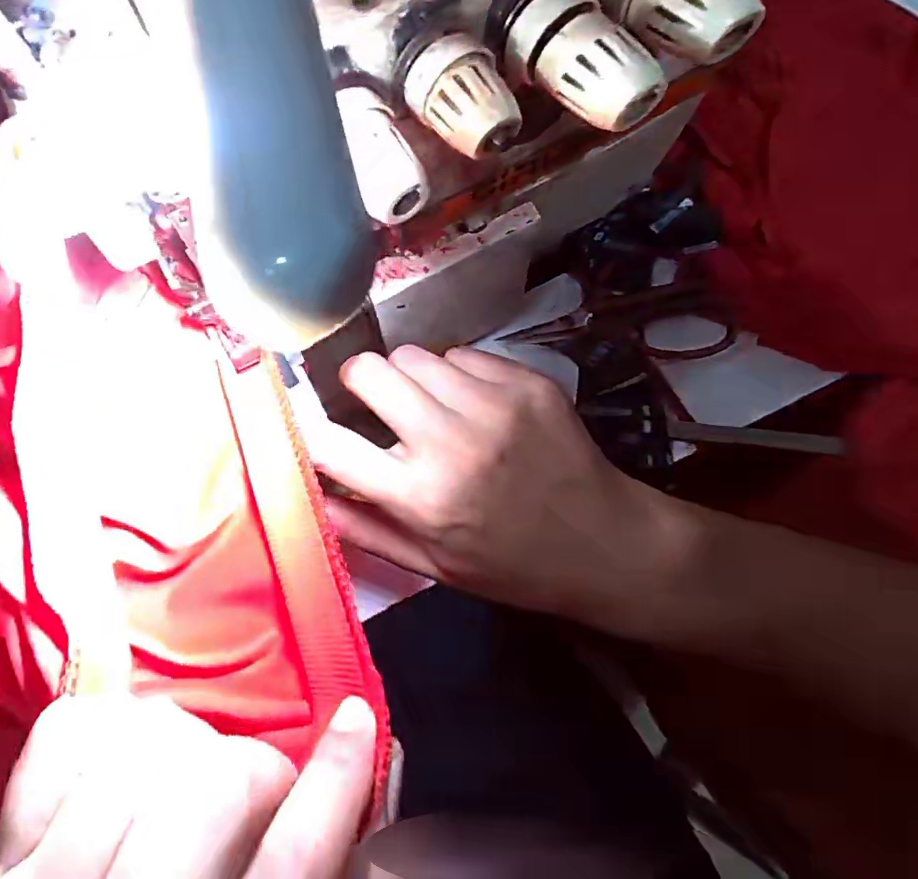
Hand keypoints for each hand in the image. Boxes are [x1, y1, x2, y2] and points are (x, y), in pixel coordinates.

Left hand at [0, 694, 376, 878]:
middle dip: (248, 768)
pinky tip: (120, 746)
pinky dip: (104, 723)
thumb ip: (287, 866)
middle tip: (259, 784)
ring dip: (180, 739)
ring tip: (187, 769)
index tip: (357, 720)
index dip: (330, 790)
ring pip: (140, 752)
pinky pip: (66, 735)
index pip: (286, 870)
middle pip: (208, 792)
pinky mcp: (4, 860)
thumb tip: (342, 809)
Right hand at [303, 346, 693, 631]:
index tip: (313, 423)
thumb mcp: (432, 564)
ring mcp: (492, 404)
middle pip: (369, 370)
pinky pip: (461, 354)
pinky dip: (454, 374)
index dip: (310, 427)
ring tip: (430, 405)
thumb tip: (312, 495)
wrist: (607, 543)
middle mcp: (451, 441)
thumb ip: (365, 529)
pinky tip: (473, 404)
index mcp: (421, 496)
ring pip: (414, 355)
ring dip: (409, 377)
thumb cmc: (510, 564)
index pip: (332, 443)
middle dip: (359, 381)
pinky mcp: (525, 381)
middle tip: (374, 401)